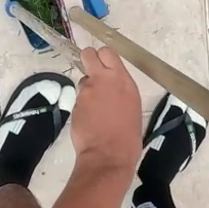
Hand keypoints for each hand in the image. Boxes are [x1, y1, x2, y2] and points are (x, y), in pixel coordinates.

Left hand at [69, 47, 141, 175]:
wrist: (108, 155)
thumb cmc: (129, 136)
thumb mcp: (133, 106)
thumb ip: (120, 90)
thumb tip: (112, 88)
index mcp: (122, 80)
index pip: (108, 52)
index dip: (103, 57)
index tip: (105, 65)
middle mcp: (103, 80)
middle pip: (88, 54)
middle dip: (88, 60)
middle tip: (93, 73)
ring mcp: (87, 92)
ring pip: (82, 79)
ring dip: (87, 88)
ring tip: (95, 107)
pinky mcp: (75, 104)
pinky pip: (78, 99)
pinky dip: (82, 105)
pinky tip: (89, 119)